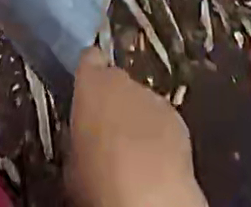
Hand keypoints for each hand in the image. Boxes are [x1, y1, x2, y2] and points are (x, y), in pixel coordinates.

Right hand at [65, 48, 206, 206]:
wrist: (150, 199)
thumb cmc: (98, 179)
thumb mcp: (71, 161)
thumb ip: (76, 136)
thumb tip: (81, 138)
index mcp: (92, 84)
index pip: (89, 58)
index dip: (88, 72)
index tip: (86, 89)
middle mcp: (124, 83)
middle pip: (117, 83)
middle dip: (113, 102)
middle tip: (107, 135)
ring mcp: (154, 99)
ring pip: (141, 103)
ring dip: (136, 120)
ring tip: (133, 153)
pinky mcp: (179, 121)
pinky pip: (162, 122)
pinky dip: (159, 136)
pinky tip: (156, 163)